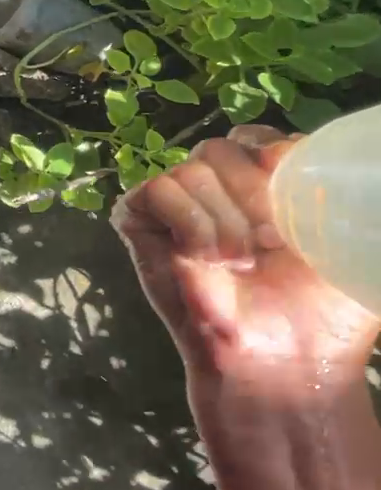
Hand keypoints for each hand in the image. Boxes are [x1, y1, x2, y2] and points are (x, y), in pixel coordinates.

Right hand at [112, 125, 380, 395]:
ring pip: (192, 170)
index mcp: (262, 187)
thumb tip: (340, 160)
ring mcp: (169, 200)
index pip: (254, 139)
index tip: (298, 191)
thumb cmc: (326, 309)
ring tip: (242, 260)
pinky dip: (193, 225)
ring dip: (227, 219)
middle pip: (218, 147)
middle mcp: (212, 188)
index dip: (274, 154)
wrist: (280, 351)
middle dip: (253, 191)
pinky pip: (160, 191)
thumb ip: (341, 203)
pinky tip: (207, 257)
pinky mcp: (135, 214)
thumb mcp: (353, 247)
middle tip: (274, 240)